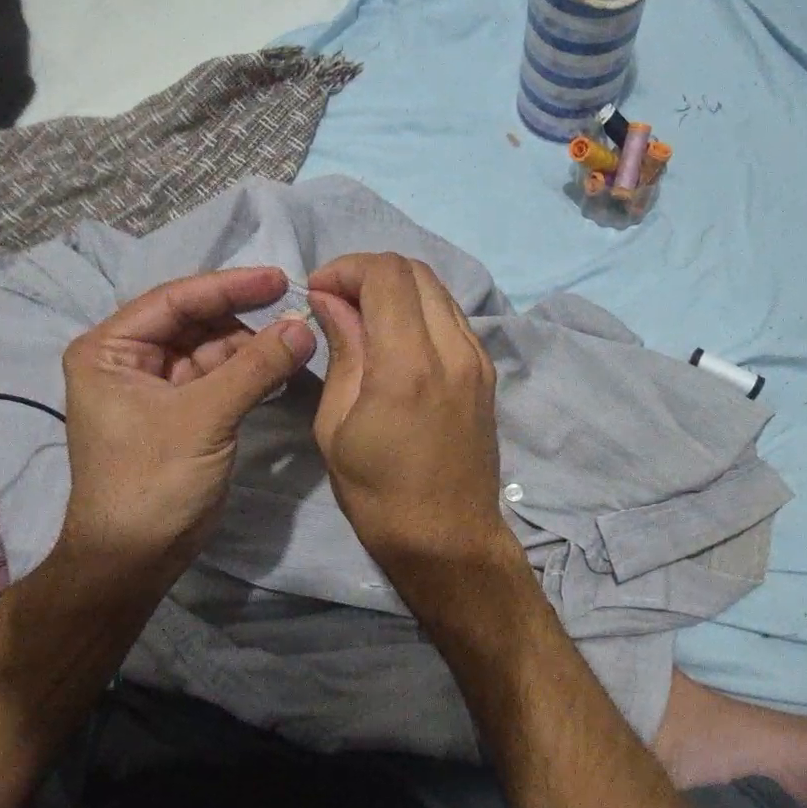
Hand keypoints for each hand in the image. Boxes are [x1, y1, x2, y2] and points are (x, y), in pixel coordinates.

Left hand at [57, 267, 314, 573]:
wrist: (134, 558)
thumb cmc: (152, 481)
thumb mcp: (204, 418)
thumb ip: (255, 368)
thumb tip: (304, 325)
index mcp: (109, 350)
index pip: (174, 301)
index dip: (228, 287)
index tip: (279, 278)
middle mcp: (129, 362)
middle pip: (195, 323)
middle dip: (244, 319)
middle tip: (296, 314)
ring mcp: (157, 390)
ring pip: (212, 352)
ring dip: (252, 347)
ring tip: (298, 342)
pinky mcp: (183, 416)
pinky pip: (220, 381)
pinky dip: (250, 374)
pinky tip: (283, 368)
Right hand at [307, 253, 516, 577]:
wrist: (448, 539)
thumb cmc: (379, 495)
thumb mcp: (338, 427)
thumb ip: (343, 351)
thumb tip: (332, 301)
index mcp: (409, 364)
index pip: (386, 274)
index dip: (346, 268)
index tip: (319, 291)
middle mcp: (453, 350)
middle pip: (416, 271)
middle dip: (370, 272)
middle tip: (338, 301)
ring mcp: (478, 360)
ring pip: (439, 291)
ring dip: (398, 289)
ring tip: (364, 318)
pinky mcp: (486, 373)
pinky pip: (453, 319)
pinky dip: (421, 311)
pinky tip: (396, 339)